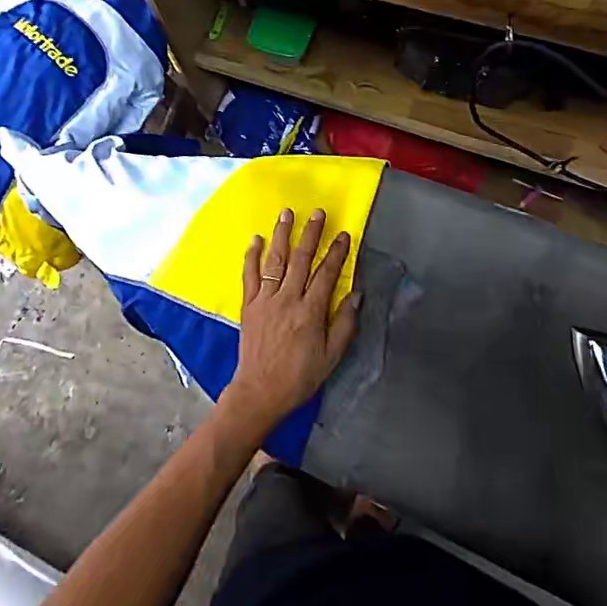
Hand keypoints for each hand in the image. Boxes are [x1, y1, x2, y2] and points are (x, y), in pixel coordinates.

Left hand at [220, 209, 360, 431]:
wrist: (259, 393)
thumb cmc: (300, 376)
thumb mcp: (332, 355)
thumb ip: (345, 322)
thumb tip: (357, 294)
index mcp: (311, 312)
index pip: (327, 273)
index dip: (337, 252)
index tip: (344, 235)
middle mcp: (287, 300)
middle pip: (300, 259)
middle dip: (311, 234)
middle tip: (318, 213)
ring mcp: (265, 301)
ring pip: (275, 261)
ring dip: (282, 235)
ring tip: (287, 214)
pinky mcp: (249, 307)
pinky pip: (250, 276)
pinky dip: (252, 257)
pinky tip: (256, 240)